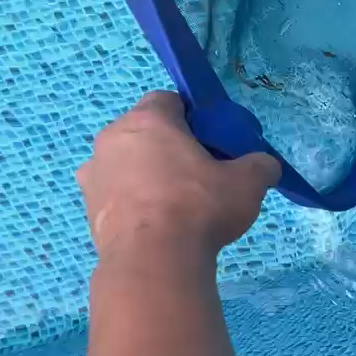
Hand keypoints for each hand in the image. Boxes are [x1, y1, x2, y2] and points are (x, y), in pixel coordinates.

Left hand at [77, 91, 279, 262]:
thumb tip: (265, 164)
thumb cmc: (200, 206)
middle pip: (147, 132)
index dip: (194, 115)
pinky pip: (119, 192)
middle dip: (173, 147)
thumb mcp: (249, 183)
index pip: (168, 99)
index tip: (214, 139)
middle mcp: (112, 138)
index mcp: (149, 122)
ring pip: (130, 162)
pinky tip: (164, 223)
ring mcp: (95, 172)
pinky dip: (139, 201)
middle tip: (205, 173)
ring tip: (183, 204)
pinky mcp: (89, 204)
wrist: (155, 256)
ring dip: (152, 174)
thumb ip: (260, 165)